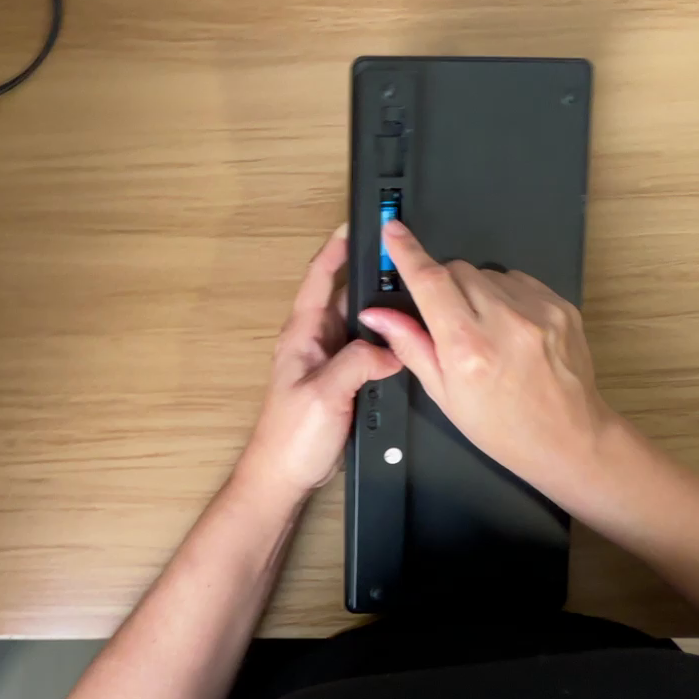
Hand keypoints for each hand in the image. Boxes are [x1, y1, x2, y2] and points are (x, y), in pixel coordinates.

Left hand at [236, 225, 403, 496]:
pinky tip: (407, 340)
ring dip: (382, 310)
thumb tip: (392, 346)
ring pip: (361, 323)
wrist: (284, 475)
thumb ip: (358, 363)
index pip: (319, 278)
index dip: (336, 248)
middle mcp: (316, 341)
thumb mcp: (325, 393)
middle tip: (404, 259)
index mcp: (303, 335)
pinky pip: (367, 349)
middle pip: (347, 296)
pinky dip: (385, 340)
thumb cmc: (290, 437)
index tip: (356, 223)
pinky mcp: (342, 380)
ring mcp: (329, 360)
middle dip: (372, 275)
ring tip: (414, 295)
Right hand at [358, 219, 623, 510]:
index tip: (393, 231)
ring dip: (474, 290)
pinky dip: (504, 295)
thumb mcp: (443, 394)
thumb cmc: (503, 426)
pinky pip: (517, 281)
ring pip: (487, 273)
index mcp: (467, 347)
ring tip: (484, 331)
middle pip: (457, 270)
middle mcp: (504, 322)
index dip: (406, 252)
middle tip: (446, 320)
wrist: (568, 437)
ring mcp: (537, 311)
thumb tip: (378, 315)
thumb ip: (410, 345)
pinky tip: (508, 328)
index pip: (430, 282)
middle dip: (442, 284)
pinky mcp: (560, 306)